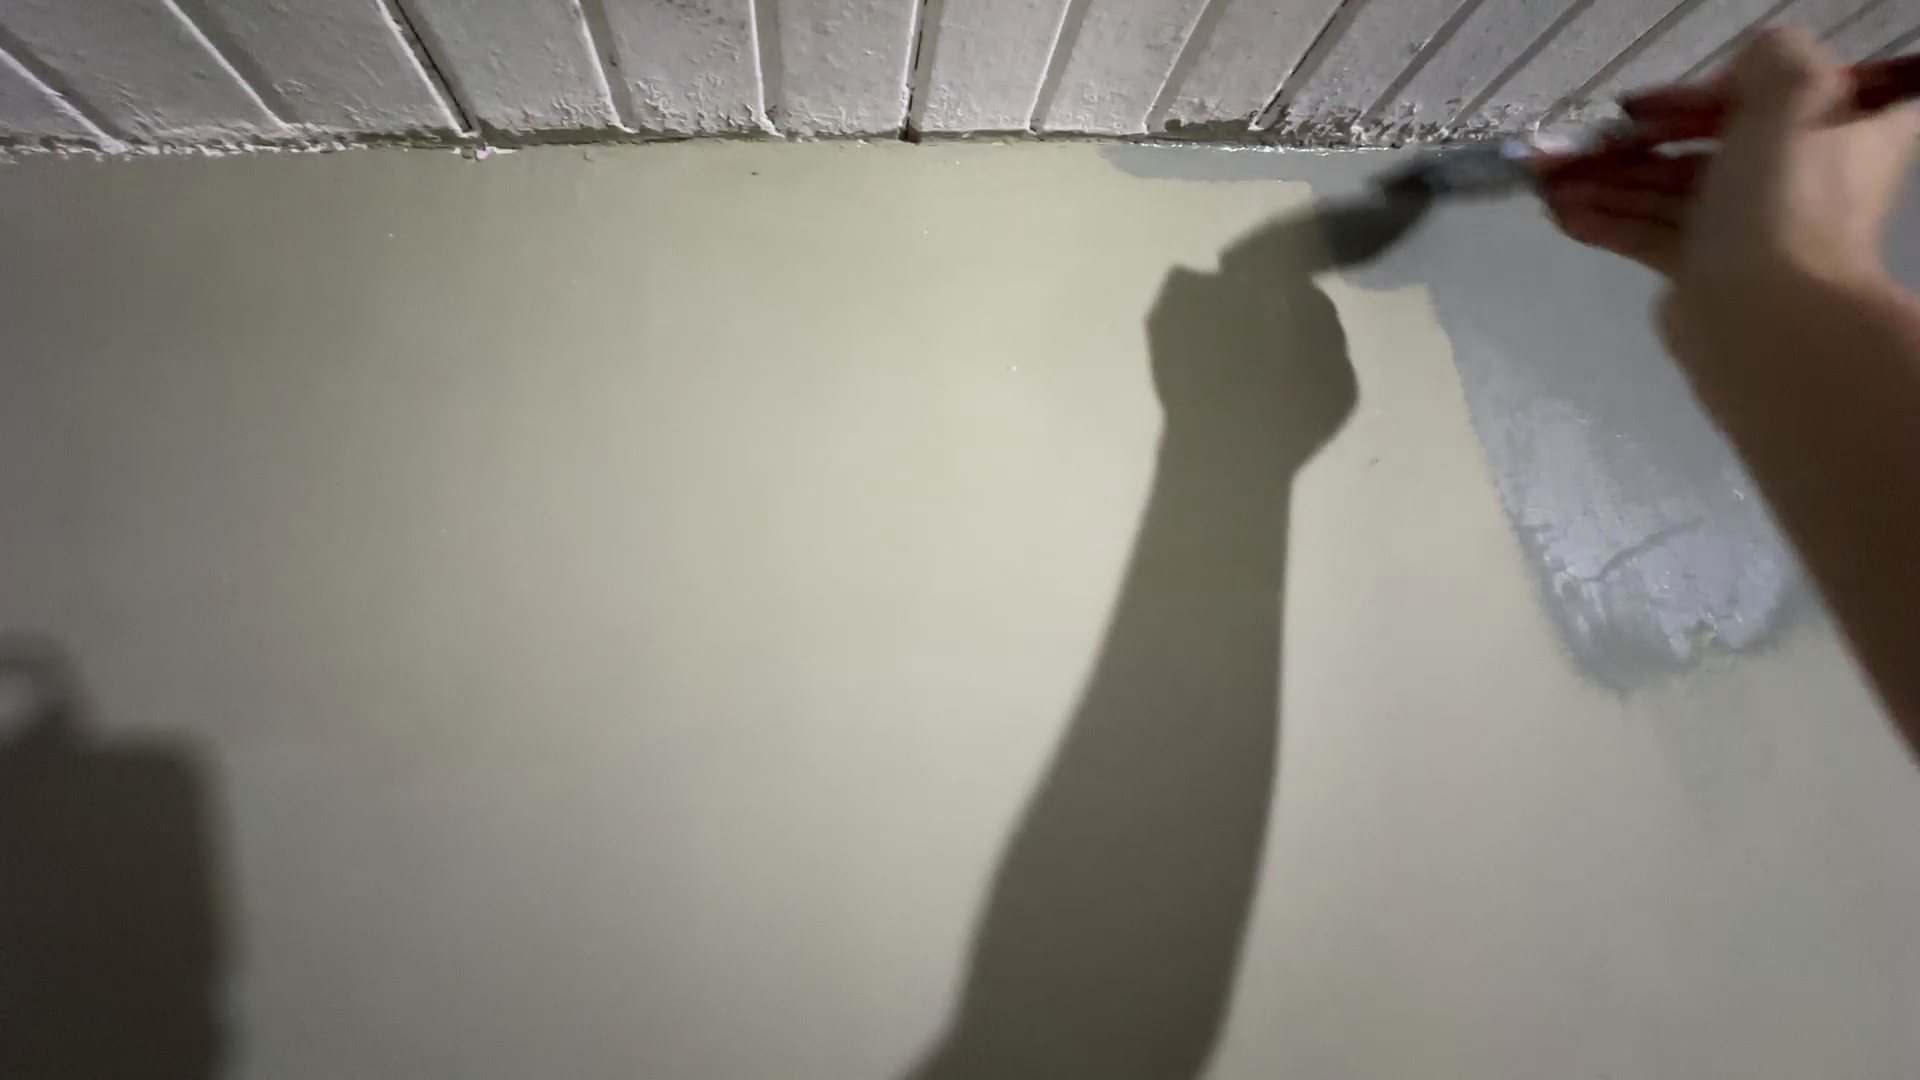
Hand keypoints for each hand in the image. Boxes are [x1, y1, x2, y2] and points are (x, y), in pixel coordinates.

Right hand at [1542, 29, 1919, 360]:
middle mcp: (1792, 172)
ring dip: (1600, 188)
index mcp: (1837, 127)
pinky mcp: (1700, 265)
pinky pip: (1646, 234)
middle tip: (1561, 156)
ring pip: (1660, 194)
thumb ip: (1768, 60)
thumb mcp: (1797, 97)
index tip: (1628, 110)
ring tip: (1543, 191)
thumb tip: (1724, 76)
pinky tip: (1561, 218)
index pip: (1751, 98)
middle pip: (1695, 149)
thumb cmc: (1784, 201)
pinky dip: (1604, 223)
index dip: (1686, 98)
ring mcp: (1742, 224)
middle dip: (1623, 152)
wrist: (1763, 309)